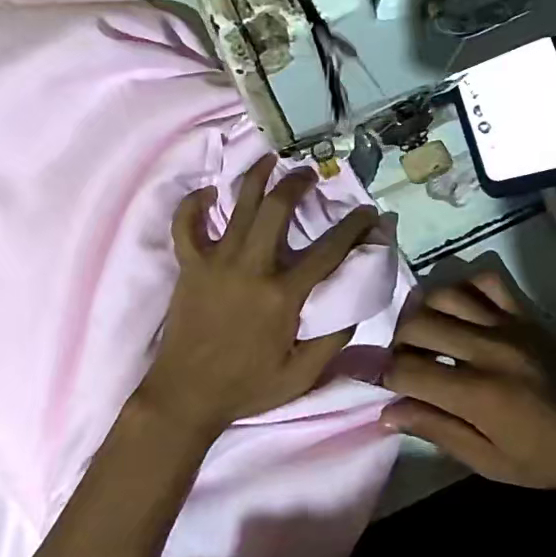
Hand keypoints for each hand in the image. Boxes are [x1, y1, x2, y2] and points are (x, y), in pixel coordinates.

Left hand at [139, 156, 380, 434]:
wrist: (186, 396)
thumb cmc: (248, 386)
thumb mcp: (302, 373)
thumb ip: (333, 337)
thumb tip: (355, 302)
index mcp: (282, 294)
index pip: (329, 250)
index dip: (355, 227)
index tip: (369, 212)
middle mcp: (251, 266)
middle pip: (277, 208)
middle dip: (298, 183)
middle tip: (310, 173)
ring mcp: (216, 262)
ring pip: (237, 205)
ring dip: (256, 177)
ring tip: (270, 160)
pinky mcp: (190, 265)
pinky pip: (186, 225)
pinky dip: (193, 205)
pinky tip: (207, 193)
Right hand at [380, 271, 555, 488]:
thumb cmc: (545, 460)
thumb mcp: (488, 462)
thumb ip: (436, 430)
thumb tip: (387, 412)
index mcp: (477, 394)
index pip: (408, 369)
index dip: (383, 374)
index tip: (380, 380)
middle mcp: (487, 350)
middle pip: (418, 322)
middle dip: (399, 341)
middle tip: (405, 360)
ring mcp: (508, 325)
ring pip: (445, 294)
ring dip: (424, 310)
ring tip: (427, 333)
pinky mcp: (525, 313)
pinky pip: (486, 280)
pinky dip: (465, 287)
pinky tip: (461, 310)